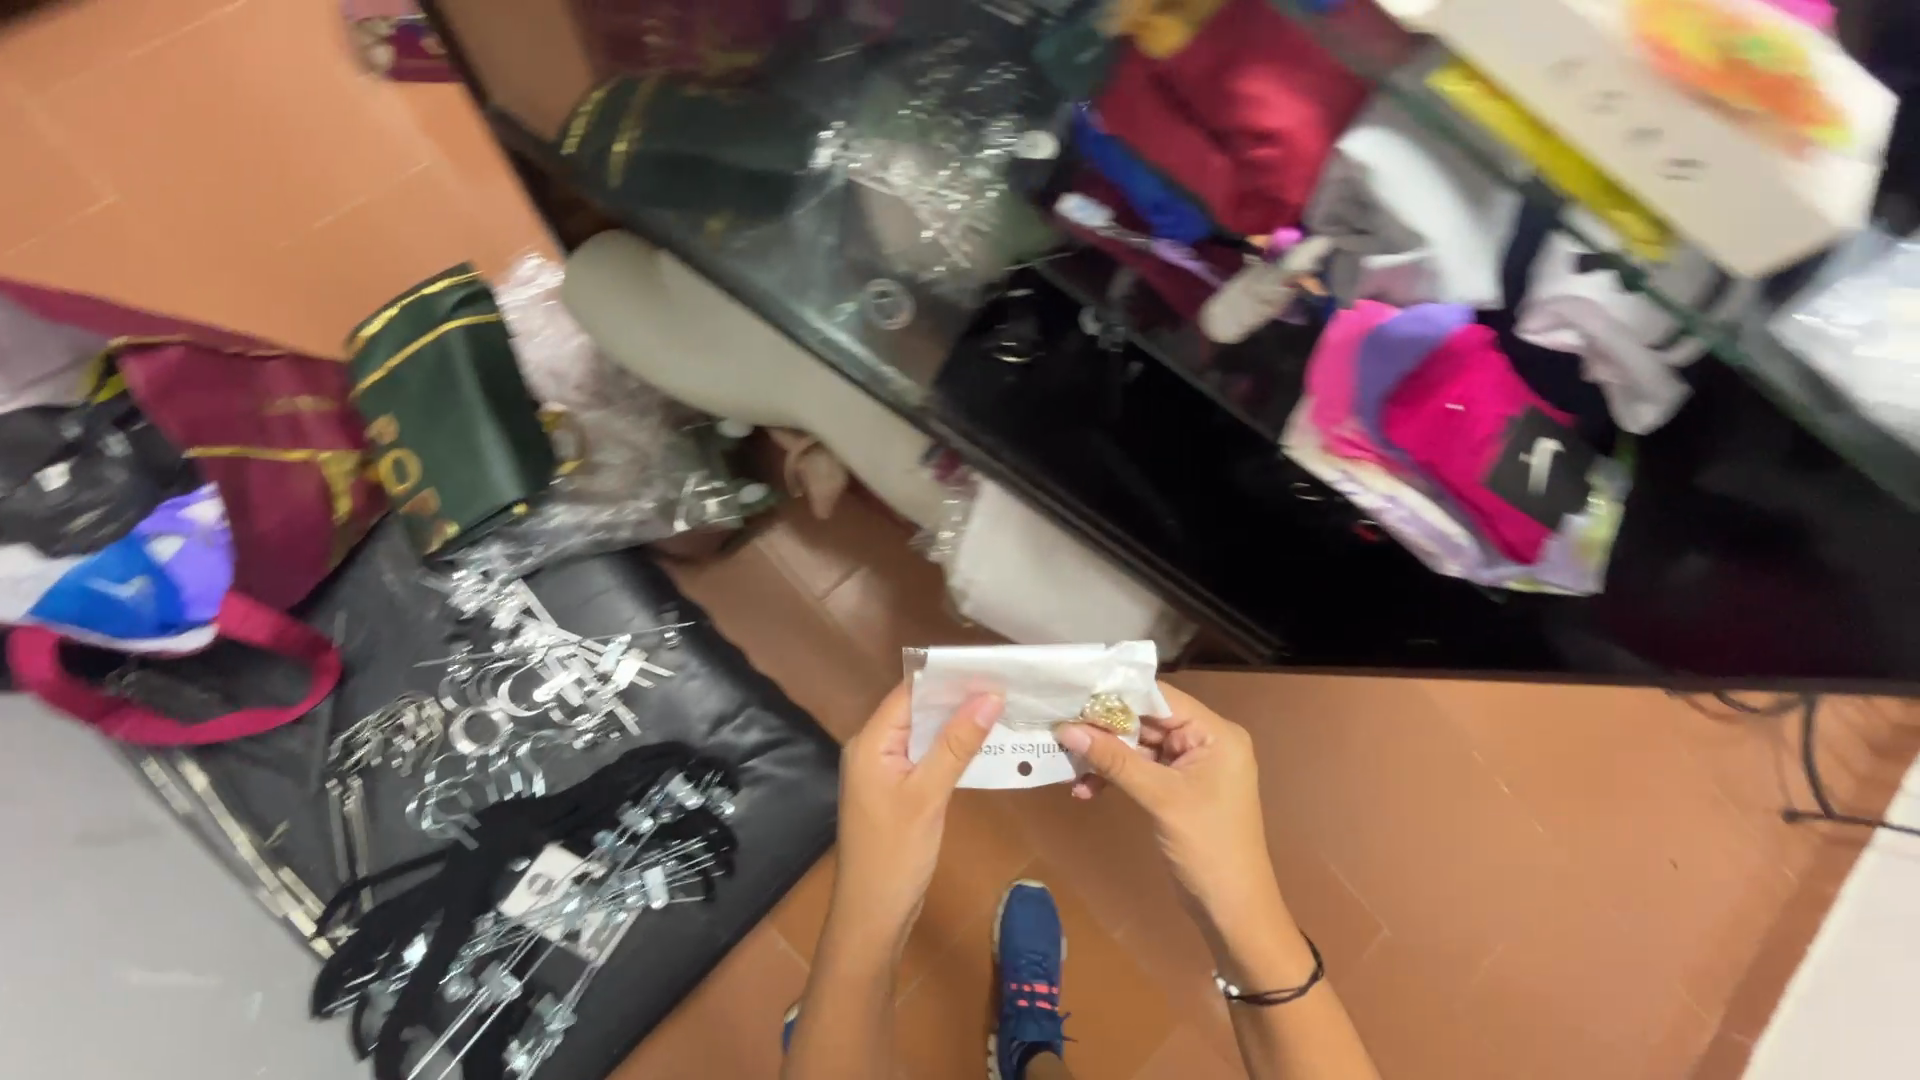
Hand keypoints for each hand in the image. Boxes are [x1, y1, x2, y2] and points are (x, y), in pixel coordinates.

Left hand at [833, 681, 1002, 931]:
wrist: (872, 917)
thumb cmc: (895, 854)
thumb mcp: (929, 795)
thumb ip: (957, 744)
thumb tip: (990, 696)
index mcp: (870, 741)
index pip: (910, 692)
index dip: (948, 677)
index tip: (990, 667)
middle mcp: (872, 748)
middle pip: (917, 709)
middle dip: (958, 697)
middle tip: (1005, 686)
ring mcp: (883, 770)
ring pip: (924, 733)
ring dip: (957, 723)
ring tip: (1002, 708)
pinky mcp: (896, 790)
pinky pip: (925, 756)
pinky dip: (951, 749)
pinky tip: (981, 745)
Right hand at [1054, 683, 1283, 928]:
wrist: (1232, 910)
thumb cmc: (1207, 846)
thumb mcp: (1160, 798)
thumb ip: (1114, 760)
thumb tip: (1066, 728)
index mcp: (1215, 733)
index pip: (1160, 697)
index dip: (1117, 695)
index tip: (1074, 696)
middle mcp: (1204, 741)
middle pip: (1146, 720)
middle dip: (1105, 729)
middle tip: (1062, 731)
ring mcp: (1190, 765)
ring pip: (1137, 745)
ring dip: (1104, 756)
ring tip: (1069, 765)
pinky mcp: (1176, 788)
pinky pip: (1139, 769)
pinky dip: (1114, 777)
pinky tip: (1086, 790)